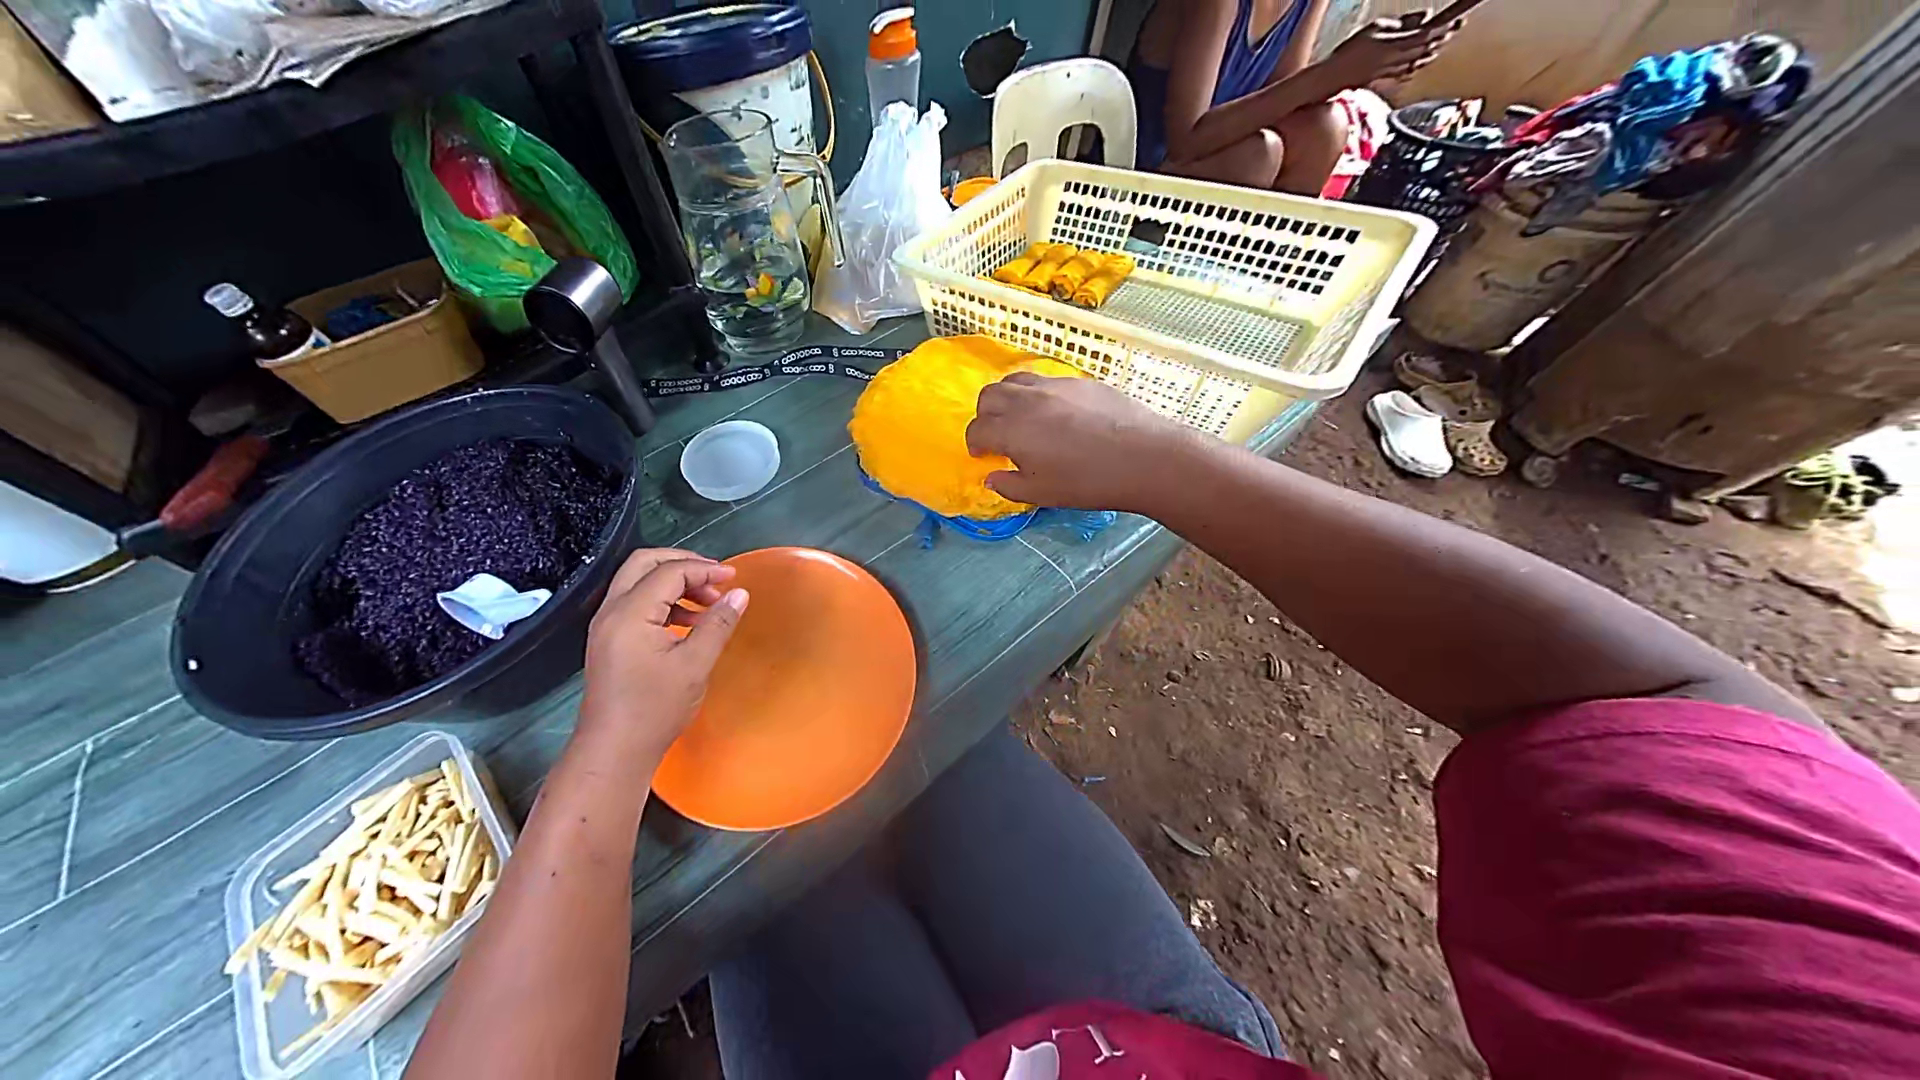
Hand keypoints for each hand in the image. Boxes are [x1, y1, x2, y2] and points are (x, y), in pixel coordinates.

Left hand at [579, 548, 748, 764]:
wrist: (614, 750)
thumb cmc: (655, 709)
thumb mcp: (695, 665)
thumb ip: (718, 624)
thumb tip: (739, 594)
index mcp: (630, 613)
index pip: (669, 572)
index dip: (704, 570)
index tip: (733, 579)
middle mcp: (611, 611)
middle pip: (644, 563)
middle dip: (684, 563)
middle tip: (716, 578)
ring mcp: (606, 625)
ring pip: (639, 581)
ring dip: (674, 582)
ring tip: (708, 603)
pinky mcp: (610, 640)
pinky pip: (636, 602)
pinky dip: (664, 600)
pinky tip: (689, 622)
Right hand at [966, 374, 1195, 511]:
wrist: (1143, 456)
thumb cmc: (1088, 482)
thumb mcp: (1042, 494)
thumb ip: (1010, 485)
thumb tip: (992, 477)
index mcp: (1011, 429)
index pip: (977, 429)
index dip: (974, 443)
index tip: (982, 455)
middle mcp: (1026, 400)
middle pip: (989, 396)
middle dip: (985, 415)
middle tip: (996, 434)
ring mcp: (1054, 385)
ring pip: (1015, 380)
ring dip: (1007, 398)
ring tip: (1020, 417)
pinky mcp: (1079, 381)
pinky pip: (1045, 380)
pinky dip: (1036, 394)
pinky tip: (1054, 413)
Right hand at [1317, 13, 1458, 89]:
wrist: (1332, 78)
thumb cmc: (1350, 51)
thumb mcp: (1376, 27)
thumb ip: (1402, 22)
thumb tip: (1425, 16)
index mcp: (1396, 45)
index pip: (1429, 35)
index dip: (1446, 27)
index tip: (1459, 19)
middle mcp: (1398, 61)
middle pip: (1428, 48)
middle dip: (1443, 37)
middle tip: (1456, 26)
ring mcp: (1392, 73)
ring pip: (1421, 60)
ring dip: (1432, 50)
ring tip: (1441, 41)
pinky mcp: (1385, 80)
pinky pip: (1408, 72)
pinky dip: (1417, 64)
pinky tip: (1420, 60)